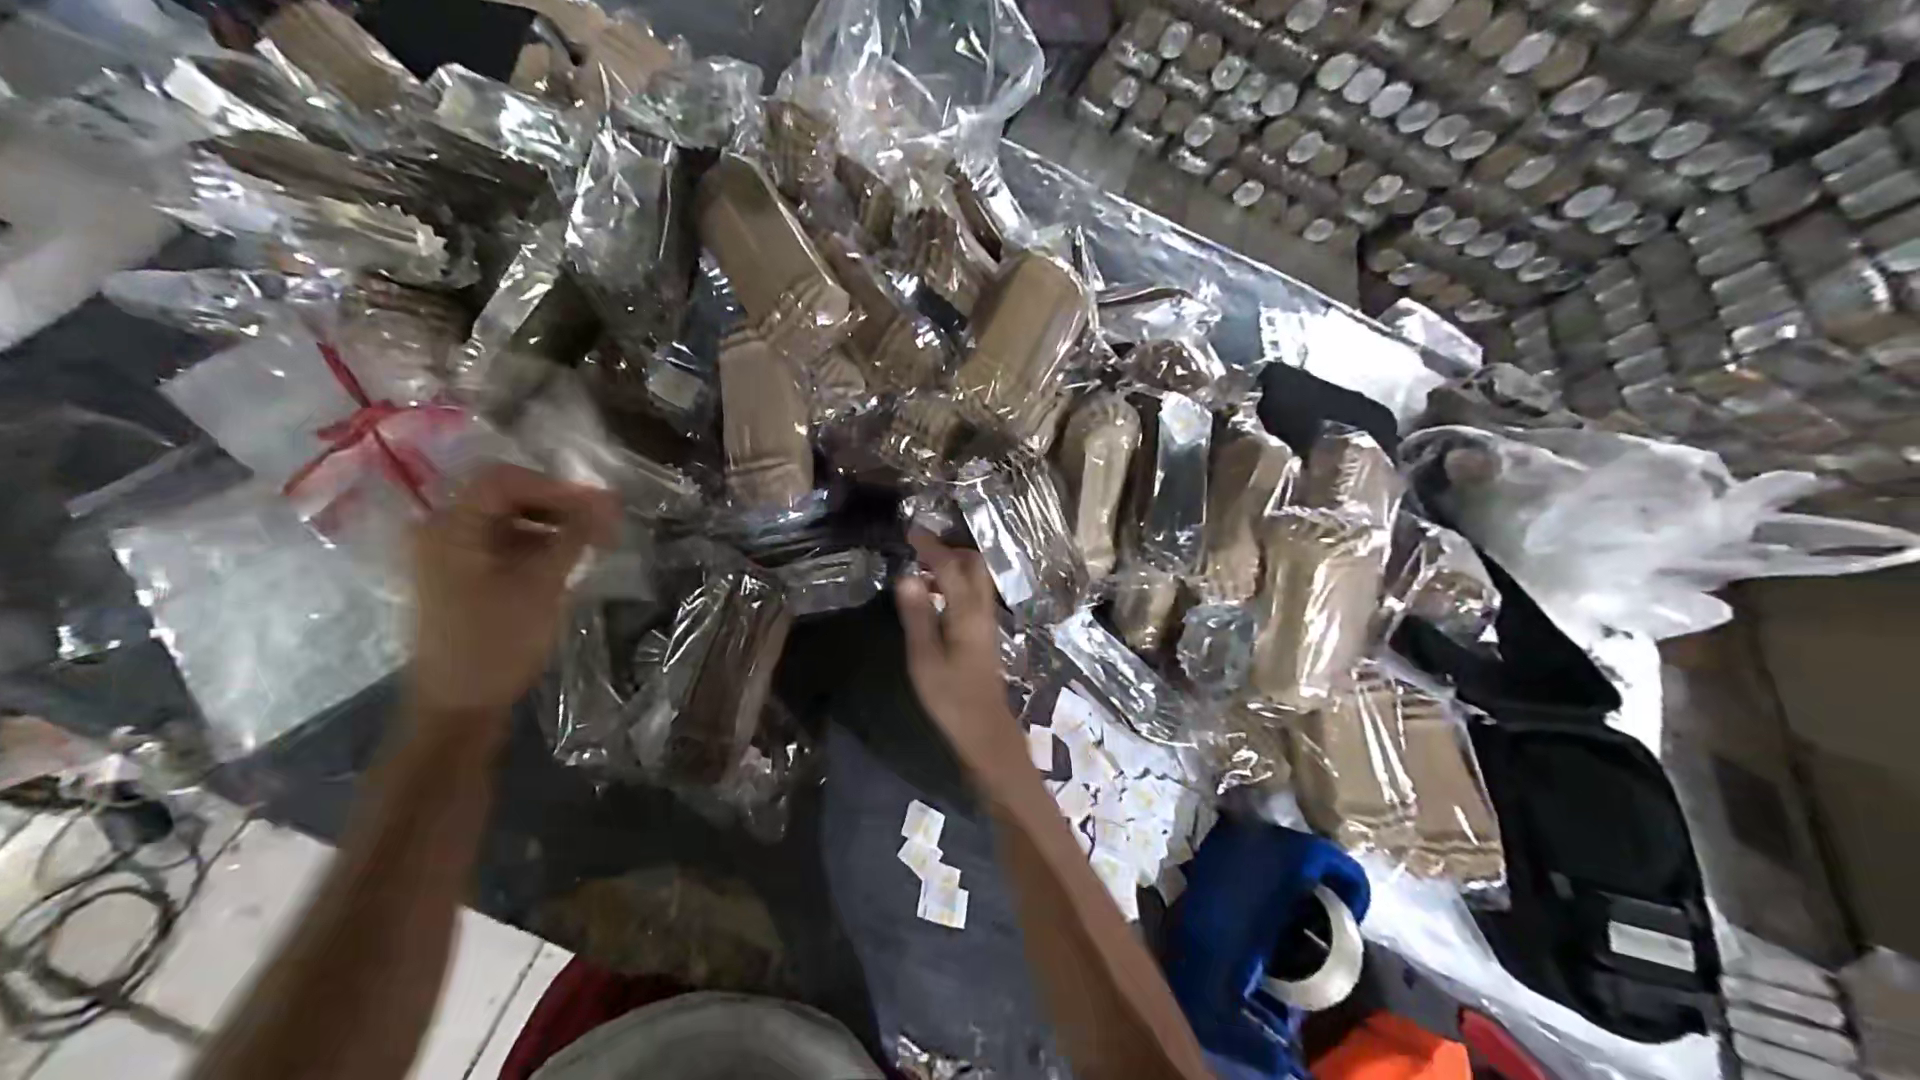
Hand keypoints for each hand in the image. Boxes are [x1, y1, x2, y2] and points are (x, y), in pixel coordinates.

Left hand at [410, 464, 616, 720]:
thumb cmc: (497, 644)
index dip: (557, 487)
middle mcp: (442, 531)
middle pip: (505, 495)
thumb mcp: (542, 585)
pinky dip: (538, 542)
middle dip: (558, 502)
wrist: (460, 706)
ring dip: (552, 522)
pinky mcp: (462, 574)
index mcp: (449, 528)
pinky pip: (503, 541)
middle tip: (604, 520)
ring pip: (508, 518)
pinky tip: (569, 556)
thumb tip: (607, 502)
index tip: (602, 506)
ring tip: (593, 538)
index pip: (505, 481)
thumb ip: (573, 537)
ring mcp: (449, 554)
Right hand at [894, 530, 1024, 773]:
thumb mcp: (924, 657)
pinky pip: (973, 593)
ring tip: (921, 569)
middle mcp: (983, 609)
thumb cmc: (950, 696)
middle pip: (974, 564)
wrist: (984, 729)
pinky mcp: (985, 632)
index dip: (931, 546)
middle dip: (950, 548)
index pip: (951, 566)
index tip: (911, 532)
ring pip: (976, 578)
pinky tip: (935, 596)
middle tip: (919, 549)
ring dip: (953, 565)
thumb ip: (917, 614)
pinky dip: (956, 582)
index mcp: (967, 612)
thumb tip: (907, 575)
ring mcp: (987, 620)